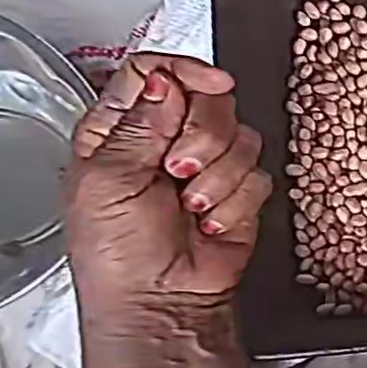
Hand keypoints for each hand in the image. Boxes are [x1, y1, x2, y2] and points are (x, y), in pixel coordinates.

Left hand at [65, 53, 270, 310]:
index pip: (155, 73)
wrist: (162, 296)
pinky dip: (237, 201)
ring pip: (242, 140)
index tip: (211, 82)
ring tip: (191, 207)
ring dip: (218, 177)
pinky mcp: (243, 192)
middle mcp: (169, 141)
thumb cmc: (117, 249)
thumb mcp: (107, 180)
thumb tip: (165, 79)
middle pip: (210, 103)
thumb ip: (139, 126)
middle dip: (203, 137)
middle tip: (177, 170)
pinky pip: (260, 177)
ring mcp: (210, 166)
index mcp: (121, 129)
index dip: (186, 71)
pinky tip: (211, 221)